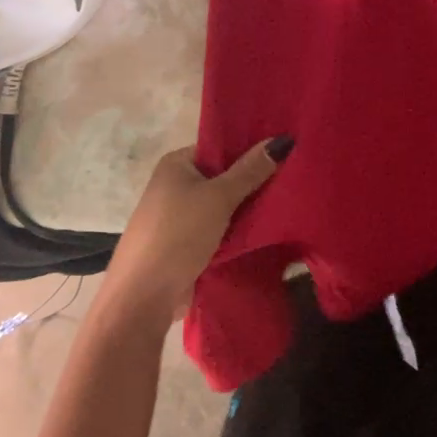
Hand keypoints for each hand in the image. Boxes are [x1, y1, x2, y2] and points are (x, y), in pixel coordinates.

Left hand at [100, 136, 291, 323]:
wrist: (143, 296)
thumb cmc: (179, 234)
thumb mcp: (219, 197)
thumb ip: (250, 170)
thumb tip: (282, 140)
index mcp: (177, 164)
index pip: (219, 147)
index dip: (250, 149)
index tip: (284, 152)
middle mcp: (175, 185)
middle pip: (223, 177)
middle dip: (252, 182)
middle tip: (292, 178)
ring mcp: (179, 216)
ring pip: (222, 206)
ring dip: (246, 209)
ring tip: (286, 202)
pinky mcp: (186, 243)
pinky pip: (218, 228)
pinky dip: (236, 230)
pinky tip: (265, 229)